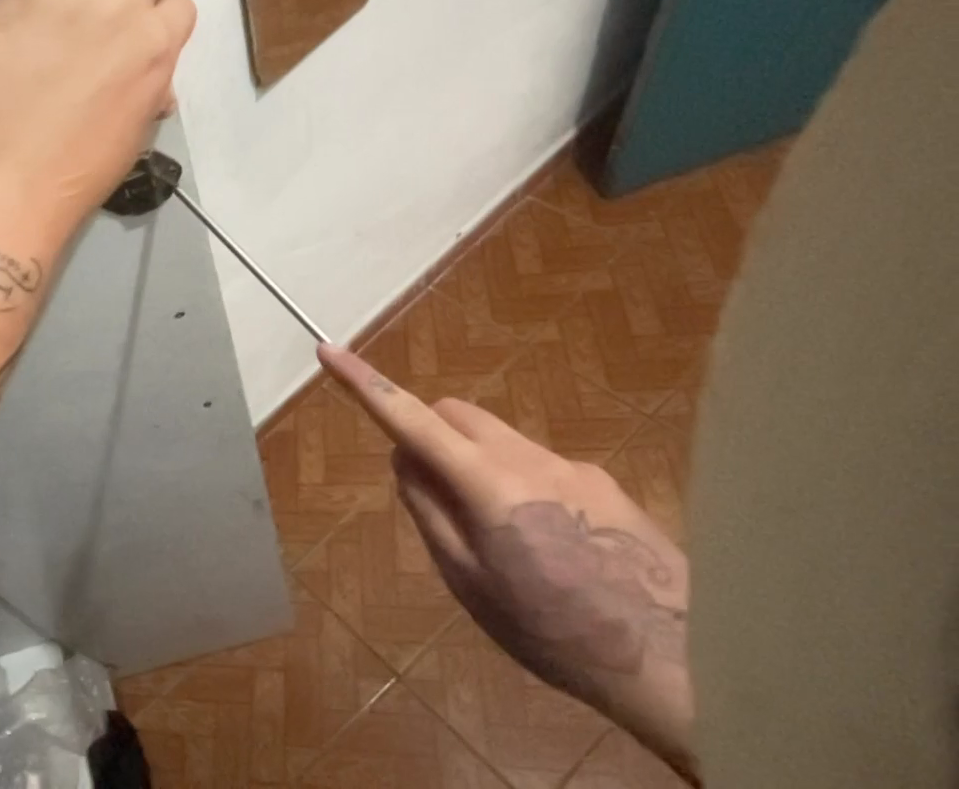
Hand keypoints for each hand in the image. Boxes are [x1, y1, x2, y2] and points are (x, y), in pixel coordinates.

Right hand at [318, 343, 698, 782]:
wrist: (686, 665)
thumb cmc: (554, 632)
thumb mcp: (468, 582)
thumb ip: (428, 511)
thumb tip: (404, 459)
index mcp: (486, 483)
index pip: (410, 418)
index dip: (364, 383)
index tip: (329, 351)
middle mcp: (529, 458)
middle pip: (456, 413)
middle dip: (429, 432)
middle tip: (429, 492)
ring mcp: (575, 467)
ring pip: (499, 438)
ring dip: (475, 463)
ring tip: (501, 540)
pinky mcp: (608, 485)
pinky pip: (540, 464)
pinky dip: (518, 483)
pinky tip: (551, 548)